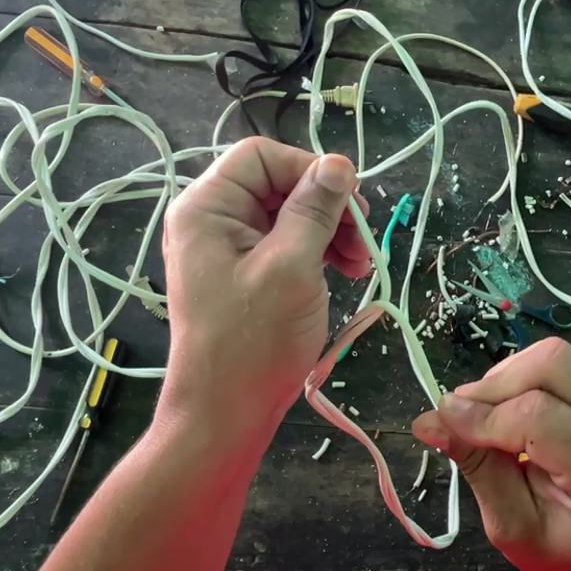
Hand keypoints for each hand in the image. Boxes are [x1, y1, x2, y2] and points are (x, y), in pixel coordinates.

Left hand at [160, 138, 370, 442]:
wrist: (225, 414)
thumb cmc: (253, 340)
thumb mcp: (292, 267)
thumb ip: (315, 209)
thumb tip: (339, 164)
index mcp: (207, 207)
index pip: (262, 156)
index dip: (310, 169)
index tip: (350, 202)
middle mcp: (213, 219)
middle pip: (279, 184)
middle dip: (327, 207)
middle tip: (363, 239)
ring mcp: (229, 249)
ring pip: (289, 215)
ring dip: (330, 231)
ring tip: (360, 264)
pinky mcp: (247, 274)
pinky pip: (287, 244)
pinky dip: (319, 252)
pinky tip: (347, 272)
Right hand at [411, 337, 570, 570]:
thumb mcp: (514, 528)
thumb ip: (478, 470)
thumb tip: (428, 422)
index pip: (537, 417)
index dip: (482, 416)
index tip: (442, 422)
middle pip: (550, 364)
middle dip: (494, 384)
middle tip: (461, 414)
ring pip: (554, 356)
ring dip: (508, 378)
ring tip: (488, 416)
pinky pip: (563, 361)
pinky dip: (527, 378)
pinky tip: (517, 411)